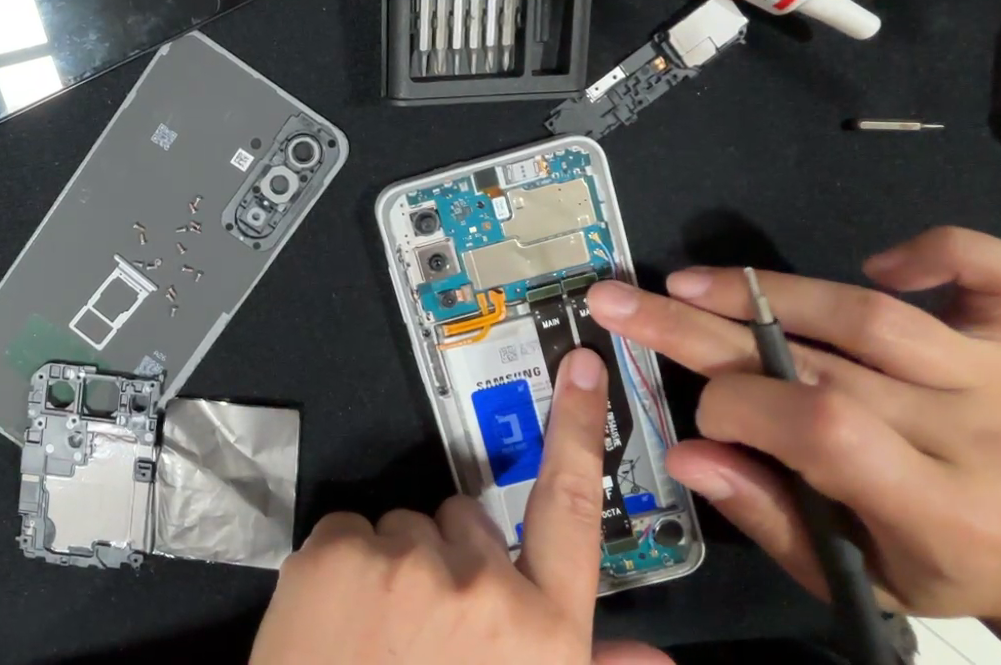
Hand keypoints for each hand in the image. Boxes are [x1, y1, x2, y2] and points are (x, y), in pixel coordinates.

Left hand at [250, 349, 669, 664]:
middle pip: (463, 516)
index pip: (572, 514)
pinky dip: (342, 562)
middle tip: (426, 620)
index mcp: (541, 631)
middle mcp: (482, 586)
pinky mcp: (338, 550)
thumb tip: (662, 660)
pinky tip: (339, 618)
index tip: (585, 365)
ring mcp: (405, 561)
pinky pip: (348, 526)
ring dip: (394, 561)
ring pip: (402, 523)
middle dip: (449, 551)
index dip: (579, 432)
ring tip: (380, 630)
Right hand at [586, 227, 1000, 663]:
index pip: (822, 430)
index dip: (738, 407)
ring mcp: (1000, 381)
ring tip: (686, 282)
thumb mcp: (848, 576)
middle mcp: (978, 438)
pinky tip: (881, 262)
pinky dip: (948, 251)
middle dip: (699, 329)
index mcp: (943, 513)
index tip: (702, 419)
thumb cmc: (939, 569)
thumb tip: (684, 454)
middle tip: (617, 300)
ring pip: (868, 315)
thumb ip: (765, 514)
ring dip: (763, 290)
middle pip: (821, 364)